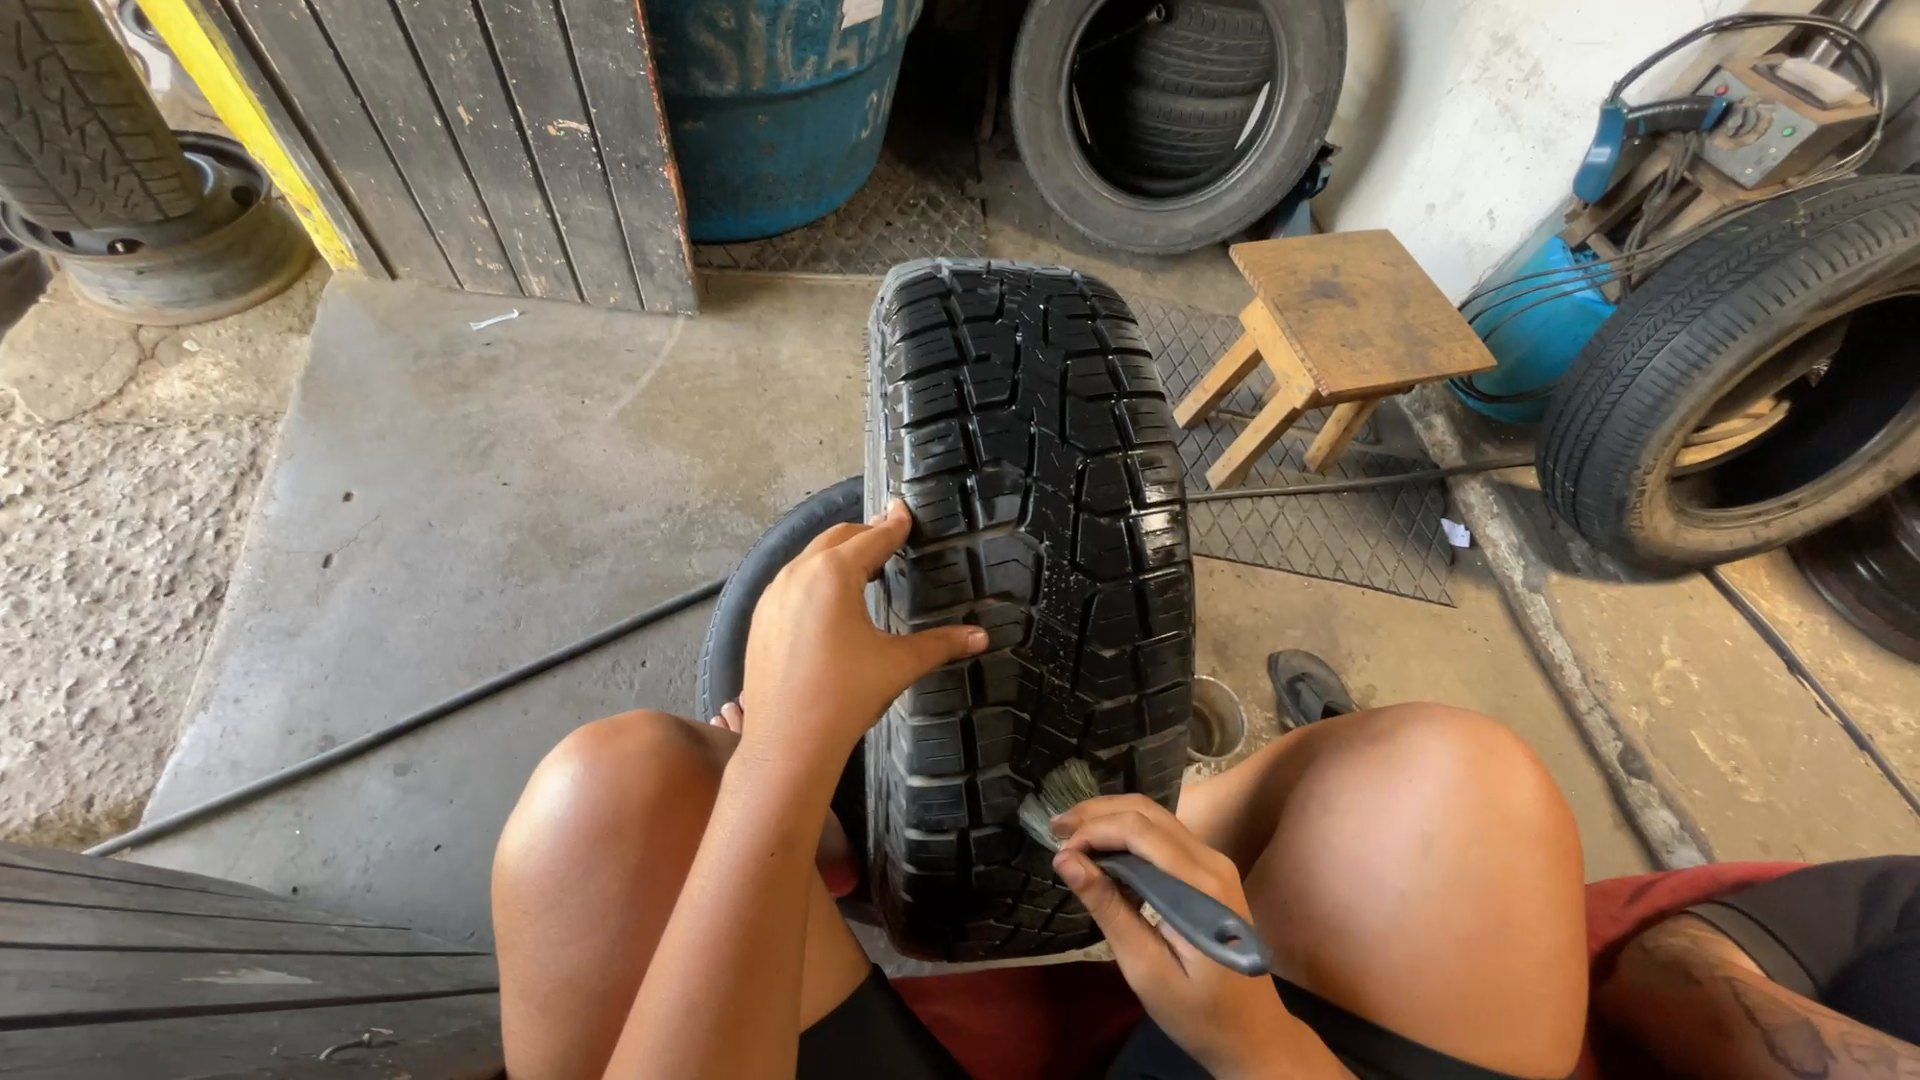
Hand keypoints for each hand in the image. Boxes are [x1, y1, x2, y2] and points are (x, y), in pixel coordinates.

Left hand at [738, 497, 987, 769]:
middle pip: (837, 538)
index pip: (873, 539)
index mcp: (833, 575)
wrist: (788, 743)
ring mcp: (773, 595)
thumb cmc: (845, 697)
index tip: (904, 510)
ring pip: (809, 558)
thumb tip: (981, 637)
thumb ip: (941, 644)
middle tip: (889, 536)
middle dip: (866, 534)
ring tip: (864, 567)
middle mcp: (798, 574)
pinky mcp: (760, 618)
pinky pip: (790, 582)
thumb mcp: (899, 664)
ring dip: (838, 555)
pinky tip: (829, 601)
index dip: (894, 524)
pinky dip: (814, 578)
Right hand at [1052, 795, 1296, 1079]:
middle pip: (1145, 811)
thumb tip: (1065, 859)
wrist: (1257, 1037)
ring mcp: (1213, 862)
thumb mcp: (1146, 969)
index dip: (1093, 830)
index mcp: (1199, 885)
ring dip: (1109, 818)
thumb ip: (1108, 909)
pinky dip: (1126, 832)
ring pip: (1153, 816)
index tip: (1059, 851)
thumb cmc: (1201, 1014)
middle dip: (1096, 813)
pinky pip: (1162, 834)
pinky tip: (1101, 849)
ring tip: (1070, 832)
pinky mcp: (1209, 870)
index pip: (1137, 829)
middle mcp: (1211, 860)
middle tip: (1055, 828)